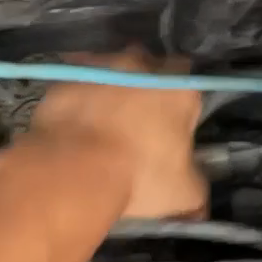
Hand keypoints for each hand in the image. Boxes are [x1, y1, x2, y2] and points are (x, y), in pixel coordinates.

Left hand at [22, 49, 205, 219]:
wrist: (74, 166)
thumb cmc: (139, 175)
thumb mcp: (184, 193)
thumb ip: (195, 184)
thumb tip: (195, 196)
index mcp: (179, 88)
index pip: (188, 79)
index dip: (178, 98)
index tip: (170, 119)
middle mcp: (141, 66)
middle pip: (148, 67)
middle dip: (143, 84)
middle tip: (135, 117)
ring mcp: (100, 66)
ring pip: (110, 69)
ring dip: (108, 86)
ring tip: (101, 118)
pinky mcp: (66, 76)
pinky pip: (77, 82)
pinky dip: (77, 96)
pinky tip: (74, 120)